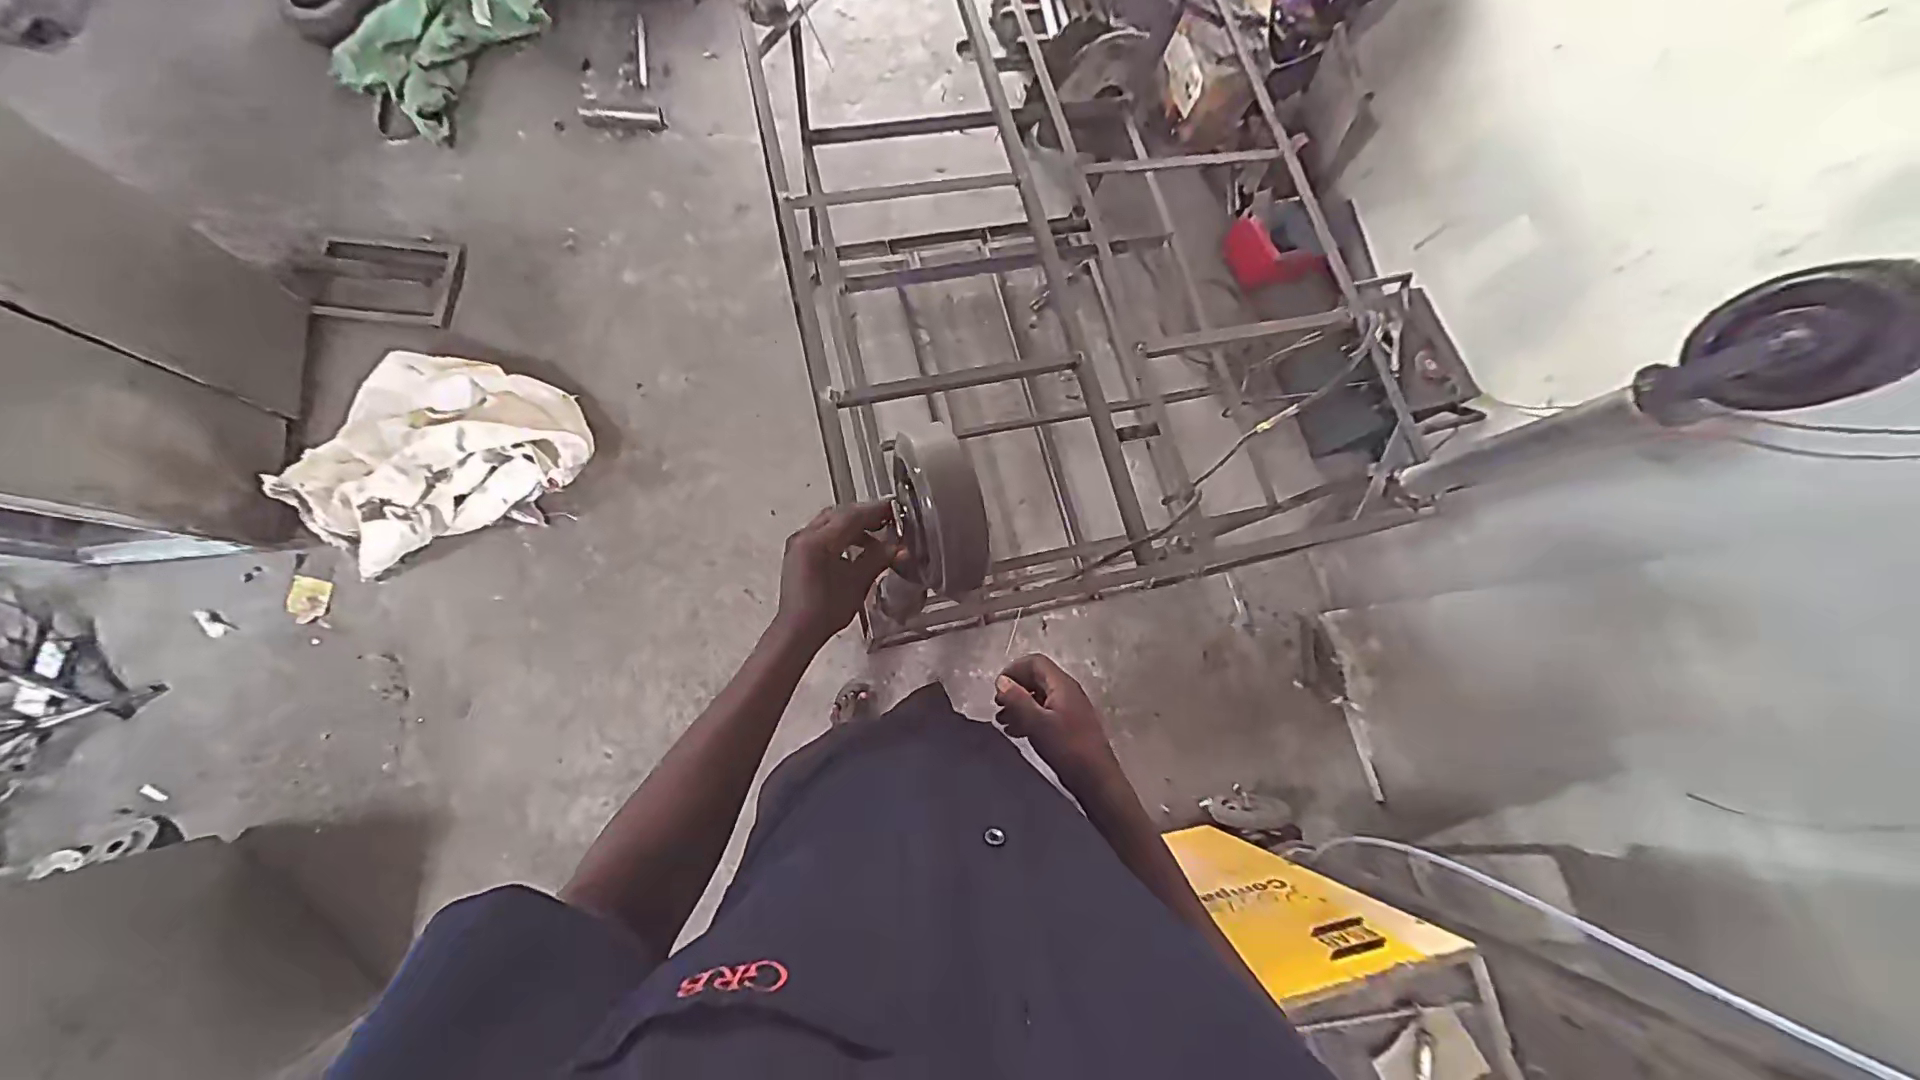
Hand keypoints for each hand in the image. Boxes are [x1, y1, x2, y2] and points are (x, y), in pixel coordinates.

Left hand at [773, 502, 899, 648]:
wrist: (797, 631)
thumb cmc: (826, 611)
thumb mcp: (857, 583)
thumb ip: (878, 559)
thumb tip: (900, 548)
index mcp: (818, 542)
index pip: (851, 516)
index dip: (875, 511)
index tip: (894, 508)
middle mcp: (805, 537)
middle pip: (839, 514)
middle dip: (864, 515)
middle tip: (888, 519)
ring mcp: (799, 543)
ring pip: (830, 522)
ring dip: (853, 525)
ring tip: (876, 536)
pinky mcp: (798, 552)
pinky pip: (822, 533)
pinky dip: (841, 534)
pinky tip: (857, 547)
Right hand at [994, 654, 1119, 783]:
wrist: (1096, 780)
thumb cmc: (1068, 748)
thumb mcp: (1037, 723)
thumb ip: (1018, 700)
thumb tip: (1002, 681)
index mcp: (1062, 685)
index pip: (1035, 662)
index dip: (1014, 670)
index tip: (998, 688)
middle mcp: (1067, 691)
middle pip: (1036, 678)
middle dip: (1015, 688)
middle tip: (998, 706)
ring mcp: (1070, 708)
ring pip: (1039, 697)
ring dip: (1019, 705)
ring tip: (1003, 721)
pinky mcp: (1069, 726)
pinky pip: (1044, 712)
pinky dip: (1028, 717)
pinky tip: (1016, 732)